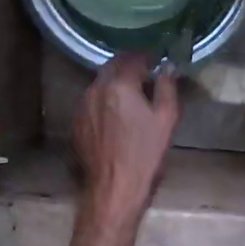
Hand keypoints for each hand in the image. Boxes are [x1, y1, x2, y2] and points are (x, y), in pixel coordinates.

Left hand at [73, 55, 180, 217]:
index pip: (133, 57)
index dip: (147, 57)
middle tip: (145, 75)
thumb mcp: (166, 118)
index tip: (157, 62)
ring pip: (100, 84)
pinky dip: (104, 101)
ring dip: (115, 83)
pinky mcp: (76, 123)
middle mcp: (95, 89)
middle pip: (112, 67)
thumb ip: (167, 86)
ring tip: (132, 96)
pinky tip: (116, 116)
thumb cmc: (145, 153)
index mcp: (119, 84)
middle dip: (129, 67)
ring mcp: (82, 106)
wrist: (114, 188)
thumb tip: (167, 66)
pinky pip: (92, 102)